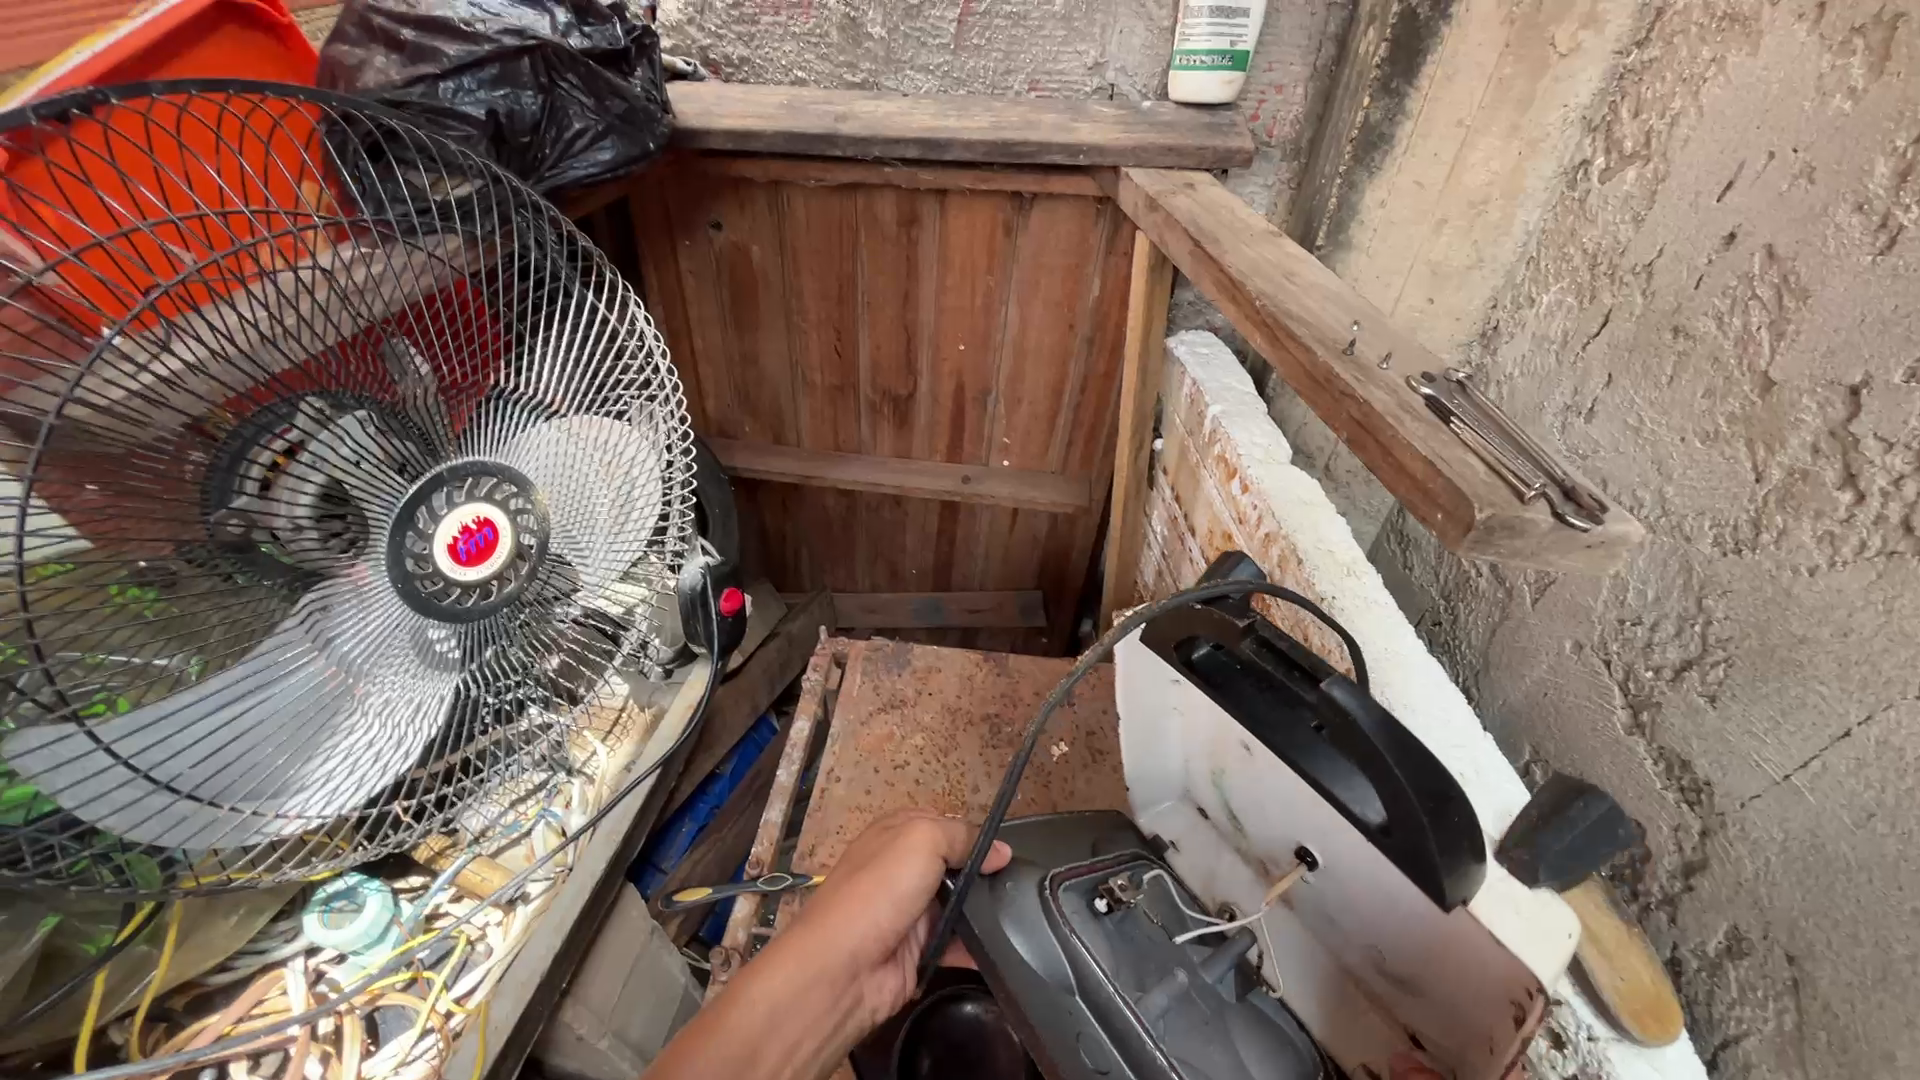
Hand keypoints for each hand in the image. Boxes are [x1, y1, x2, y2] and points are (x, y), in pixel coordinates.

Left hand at [775, 810, 1013, 1032]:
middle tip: (1021, 884)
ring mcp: (910, 910)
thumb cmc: (880, 888)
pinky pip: (958, 944)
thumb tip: (1002, 851)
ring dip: (986, 910)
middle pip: (954, 864)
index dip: (973, 834)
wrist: (842, 967)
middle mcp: (902, 868)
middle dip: (984, 873)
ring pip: (959, 904)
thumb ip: (962, 836)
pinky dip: (980, 947)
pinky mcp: (919, 950)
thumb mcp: (922, 839)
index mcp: (896, 832)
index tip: (1005, 851)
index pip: (943, 823)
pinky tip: (1009, 948)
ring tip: (1025, 915)